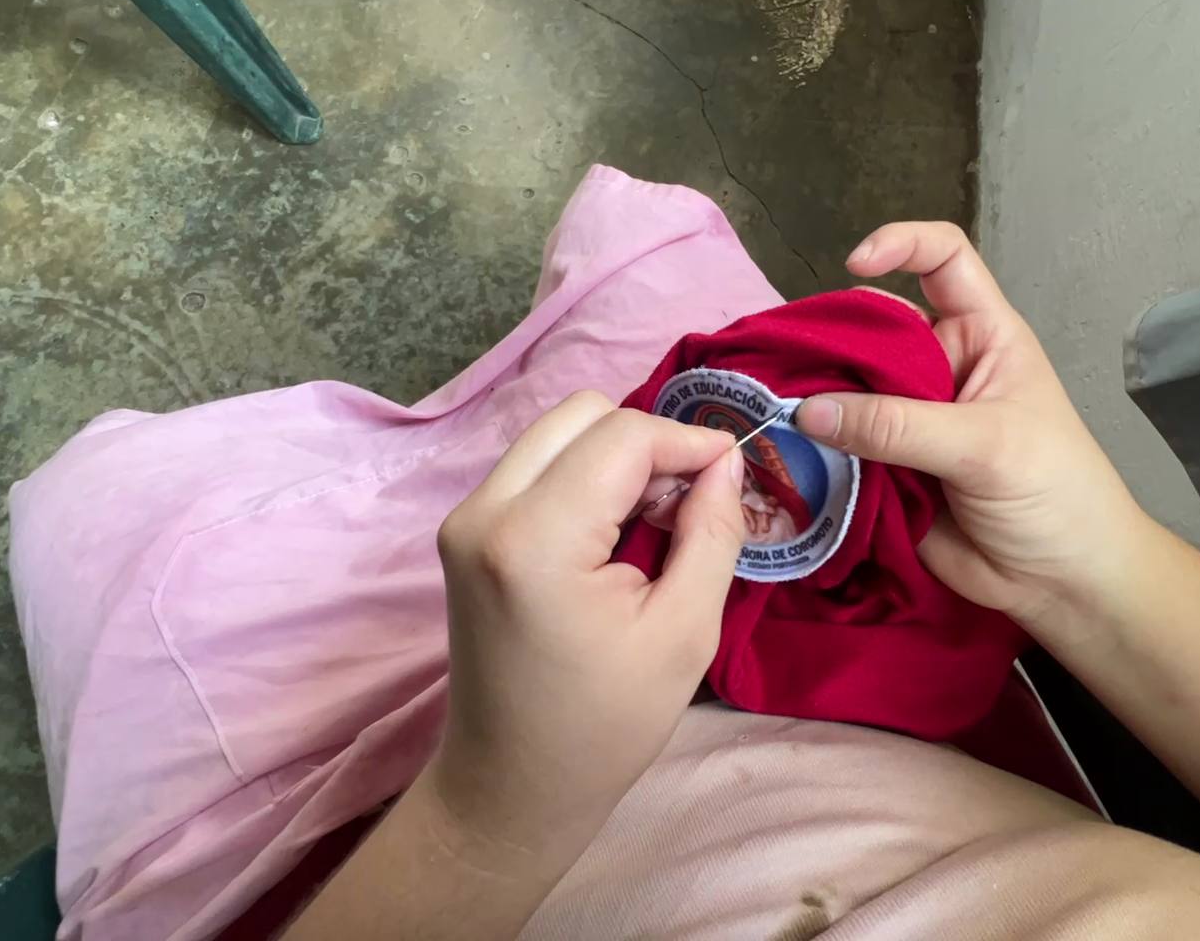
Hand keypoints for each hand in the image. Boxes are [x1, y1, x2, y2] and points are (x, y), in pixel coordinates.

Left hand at [431, 392, 745, 858]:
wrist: (508, 786)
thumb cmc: (603, 726)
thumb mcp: (684, 632)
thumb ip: (712, 532)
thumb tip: (727, 462)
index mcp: (535, 539)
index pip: (622, 436)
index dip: (687, 441)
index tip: (732, 467)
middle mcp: (486, 510)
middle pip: (583, 414)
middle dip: (649, 442)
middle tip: (686, 500)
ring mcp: (467, 516)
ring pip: (559, 430)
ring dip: (618, 455)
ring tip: (654, 518)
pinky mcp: (467, 527)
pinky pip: (539, 462)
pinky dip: (588, 473)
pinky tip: (615, 528)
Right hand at [793, 222, 1160, 640]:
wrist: (1058, 582)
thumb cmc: (1054, 492)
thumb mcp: (986, 446)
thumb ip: (898, 427)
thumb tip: (808, 411)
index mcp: (979, 336)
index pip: (943, 261)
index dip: (901, 244)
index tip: (854, 264)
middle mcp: (936, 367)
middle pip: (872, 328)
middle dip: (829, 337)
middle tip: (778, 361)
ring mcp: (905, 416)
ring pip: (845, 388)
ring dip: (811, 395)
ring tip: (766, 404)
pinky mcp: (882, 463)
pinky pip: (838, 443)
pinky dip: (811, 444)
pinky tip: (779, 445)